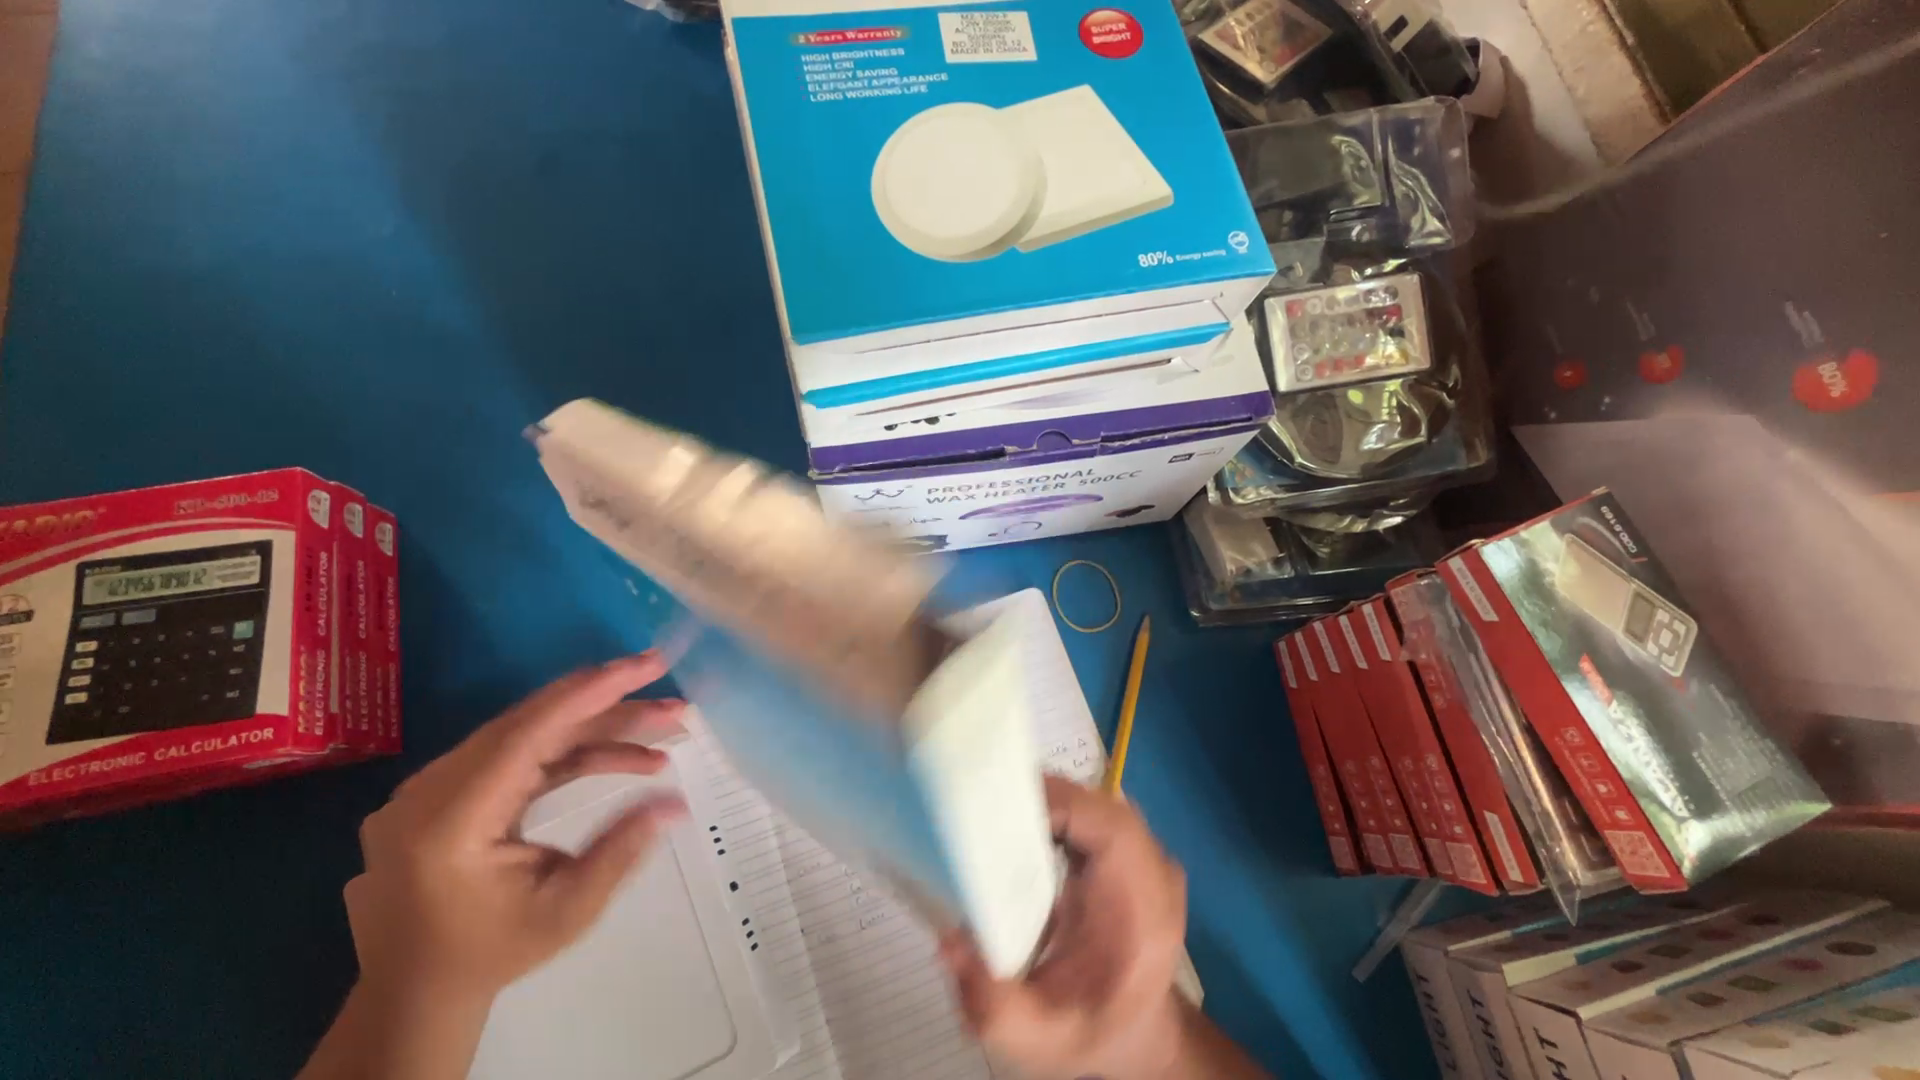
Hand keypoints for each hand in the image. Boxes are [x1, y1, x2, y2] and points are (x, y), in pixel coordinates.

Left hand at [344, 653, 688, 1001]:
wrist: (412, 989)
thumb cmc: (491, 954)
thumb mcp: (565, 911)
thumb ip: (619, 851)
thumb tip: (677, 803)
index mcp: (449, 821)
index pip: (524, 736)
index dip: (587, 695)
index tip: (642, 667)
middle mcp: (431, 791)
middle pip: (531, 725)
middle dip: (607, 703)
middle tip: (666, 684)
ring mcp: (434, 788)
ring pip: (528, 736)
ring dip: (597, 728)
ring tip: (664, 727)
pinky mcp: (448, 791)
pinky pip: (516, 756)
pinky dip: (571, 752)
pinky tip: (623, 756)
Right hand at [940, 774, 1189, 1079]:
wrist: (1133, 1033)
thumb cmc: (1092, 1030)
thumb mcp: (1042, 1040)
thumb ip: (995, 1007)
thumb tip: (950, 943)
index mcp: (1145, 910)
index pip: (1113, 828)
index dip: (1062, 804)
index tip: (1002, 811)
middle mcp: (1150, 870)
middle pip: (1098, 805)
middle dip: (1039, 798)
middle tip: (978, 809)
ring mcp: (1137, 855)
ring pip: (1088, 802)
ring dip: (1038, 803)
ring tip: (986, 816)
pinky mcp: (1117, 852)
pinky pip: (1082, 814)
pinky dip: (1044, 814)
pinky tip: (1008, 831)